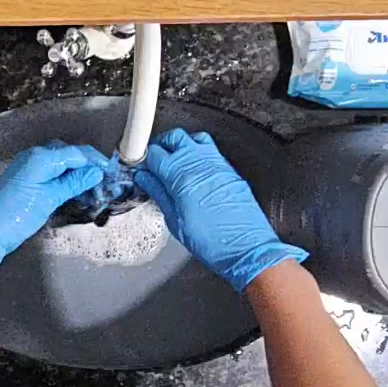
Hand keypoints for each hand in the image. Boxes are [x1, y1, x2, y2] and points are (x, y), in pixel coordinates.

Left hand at [0, 142, 108, 270]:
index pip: (76, 153)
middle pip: (67, 155)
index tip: (110, 172)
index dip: (95, 161)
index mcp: (40, 158)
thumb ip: (73, 183)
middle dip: (86, 165)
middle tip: (102, 181)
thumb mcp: (50, 198)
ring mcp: (27, 167)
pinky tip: (72, 189)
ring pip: (59, 163)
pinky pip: (49, 172)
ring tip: (91, 187)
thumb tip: (95, 172)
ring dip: (75, 172)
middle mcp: (33, 157)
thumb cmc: (15, 215)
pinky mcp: (25, 179)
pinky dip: (63, 178)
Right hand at [134, 129, 306, 290]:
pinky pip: (210, 150)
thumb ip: (159, 194)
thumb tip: (145, 180)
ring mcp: (216, 164)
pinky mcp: (228, 170)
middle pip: (174, 138)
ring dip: (181, 145)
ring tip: (173, 162)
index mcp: (180, 176)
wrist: (247, 249)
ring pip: (193, 138)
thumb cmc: (213, 241)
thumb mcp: (175, 220)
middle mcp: (199, 164)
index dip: (143, 159)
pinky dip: (197, 153)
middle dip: (160, 146)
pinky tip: (193, 170)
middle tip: (153, 161)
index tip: (140, 167)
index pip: (154, 153)